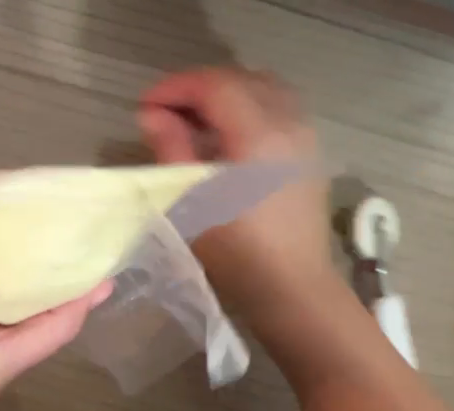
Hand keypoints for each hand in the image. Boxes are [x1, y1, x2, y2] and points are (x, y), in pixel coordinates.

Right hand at [138, 68, 339, 319]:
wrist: (292, 287)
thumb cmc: (237, 254)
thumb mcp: (194, 205)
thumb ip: (173, 152)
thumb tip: (153, 116)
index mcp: (259, 132)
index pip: (214, 85)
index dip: (175, 88)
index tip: (145, 106)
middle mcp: (288, 121)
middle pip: (240, 80)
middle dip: (198, 91)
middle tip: (164, 115)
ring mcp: (305, 135)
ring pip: (262, 91)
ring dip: (224, 98)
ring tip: (193, 125)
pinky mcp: (308, 153)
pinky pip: (277, 110)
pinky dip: (246, 111)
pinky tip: (226, 141)